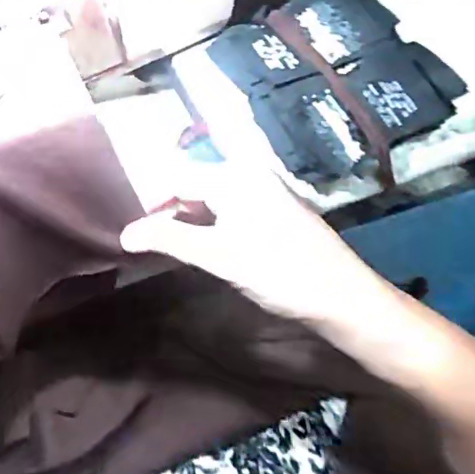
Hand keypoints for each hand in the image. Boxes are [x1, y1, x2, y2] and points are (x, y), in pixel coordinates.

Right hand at [120, 157, 391, 325]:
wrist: (349, 302)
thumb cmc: (279, 273)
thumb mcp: (216, 257)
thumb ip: (168, 239)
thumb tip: (125, 234)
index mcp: (231, 173)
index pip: (174, 179)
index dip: (153, 207)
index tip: (138, 234)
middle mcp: (246, 171)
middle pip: (192, 184)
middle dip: (171, 210)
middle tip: (151, 240)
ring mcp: (263, 188)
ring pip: (211, 196)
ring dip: (191, 218)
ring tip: (174, 245)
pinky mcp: (274, 207)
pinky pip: (229, 205)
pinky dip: (212, 222)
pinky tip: (208, 245)